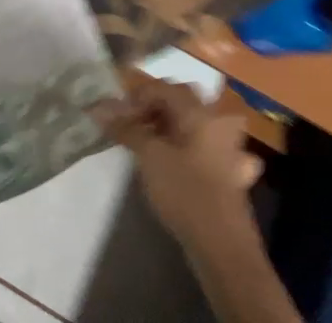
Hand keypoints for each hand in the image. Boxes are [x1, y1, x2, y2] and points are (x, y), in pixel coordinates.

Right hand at [90, 70, 263, 243]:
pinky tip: (184, 163)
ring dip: (174, 127)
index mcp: (200, 112)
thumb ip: (125, 128)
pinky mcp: (233, 171)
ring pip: (196, 123)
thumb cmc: (184, 191)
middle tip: (132, 126)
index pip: (162, 88)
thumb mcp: (148, 156)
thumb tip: (97, 107)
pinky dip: (193, 149)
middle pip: (182, 100)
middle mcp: (219, 121)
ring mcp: (231, 147)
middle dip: (154, 108)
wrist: (222, 244)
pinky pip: (209, 148)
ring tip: (152, 143)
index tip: (115, 118)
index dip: (134, 98)